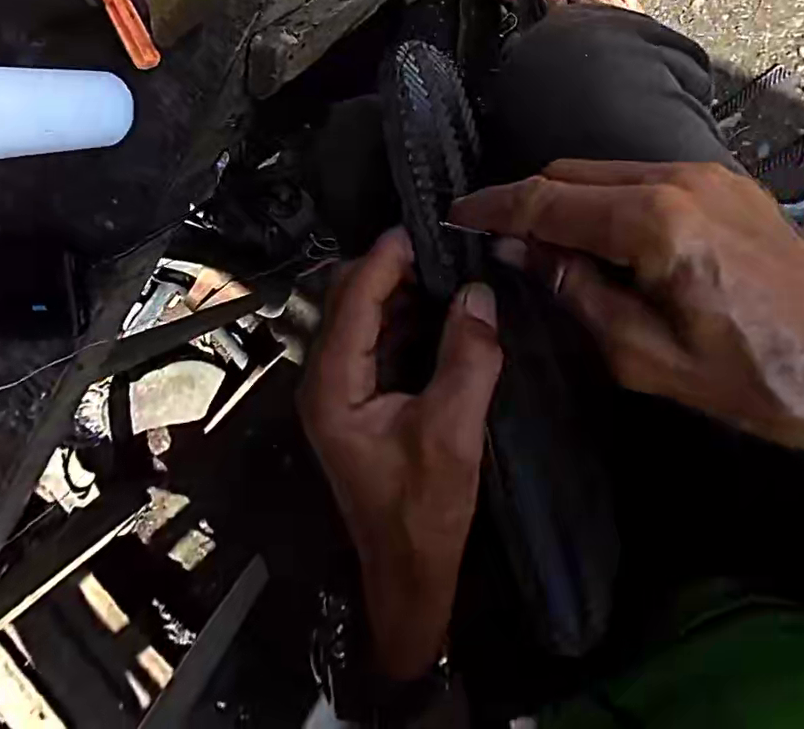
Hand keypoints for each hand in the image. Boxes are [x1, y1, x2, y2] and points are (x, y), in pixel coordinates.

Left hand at [299, 228, 502, 679]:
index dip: (384, 259)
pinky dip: (404, 316)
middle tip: (441, 248)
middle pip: (348, 300)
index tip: (420, 228)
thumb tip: (479, 294)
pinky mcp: (358, 396)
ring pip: (362, 315)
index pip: (353, 300)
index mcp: (332, 385)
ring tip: (445, 269)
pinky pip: (376, 338)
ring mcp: (339, 387)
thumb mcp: (452, 434)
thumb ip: (467, 359)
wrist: (407, 576)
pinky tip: (439, 308)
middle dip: (391, 269)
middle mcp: (324, 378)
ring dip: (399, 290)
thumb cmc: (423, 513)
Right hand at [451, 160, 803, 475]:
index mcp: (655, 222)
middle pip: (569, 173)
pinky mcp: (724, 183)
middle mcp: (678, 178)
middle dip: (524, 201)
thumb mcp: (642, 355)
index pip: (546, 201)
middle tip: (495, 238)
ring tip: (543, 246)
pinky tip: (598, 238)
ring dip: (563, 200)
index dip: (493, 207)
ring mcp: (706, 174)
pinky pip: (638, 178)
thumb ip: (573, 290)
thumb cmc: (752, 378)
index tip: (456, 213)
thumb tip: (519, 249)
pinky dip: (602, 200)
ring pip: (602, 171)